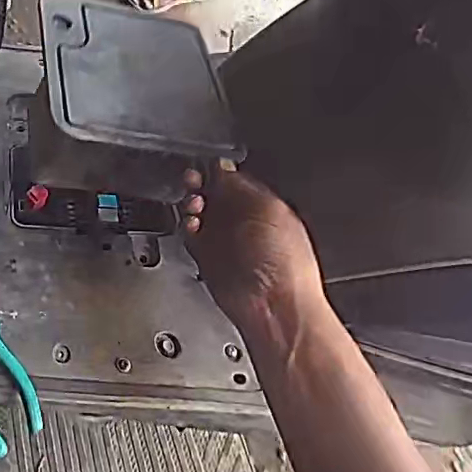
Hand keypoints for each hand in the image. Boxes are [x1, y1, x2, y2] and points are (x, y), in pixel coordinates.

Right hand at [179, 166, 324, 327]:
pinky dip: (187, 227)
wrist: (273, 305)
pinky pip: (191, 236)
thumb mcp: (265, 208)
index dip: (218, 171)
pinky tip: (192, 224)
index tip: (206, 166)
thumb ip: (240, 185)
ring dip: (192, 205)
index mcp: (265, 207)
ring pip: (200, 214)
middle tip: (194, 182)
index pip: (235, 180)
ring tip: (195, 206)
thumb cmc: (285, 263)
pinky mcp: (210, 260)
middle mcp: (245, 223)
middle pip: (214, 195)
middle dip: (201, 185)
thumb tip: (221, 168)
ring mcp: (227, 242)